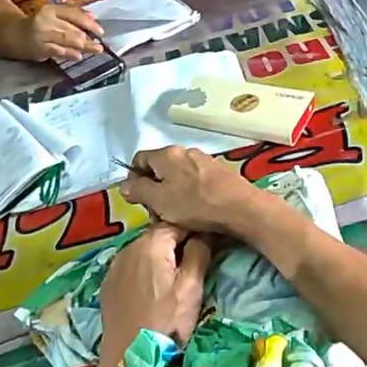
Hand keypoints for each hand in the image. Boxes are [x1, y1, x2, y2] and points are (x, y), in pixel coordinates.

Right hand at [19, 4, 103, 62]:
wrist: (12, 34)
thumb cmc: (38, 25)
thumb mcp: (53, 16)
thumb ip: (72, 15)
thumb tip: (93, 16)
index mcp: (51, 9)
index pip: (73, 13)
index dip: (88, 22)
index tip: (100, 31)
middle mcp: (47, 19)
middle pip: (72, 28)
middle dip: (88, 38)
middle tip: (99, 45)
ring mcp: (42, 34)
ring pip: (67, 39)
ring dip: (83, 46)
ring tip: (95, 50)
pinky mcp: (39, 47)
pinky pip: (57, 51)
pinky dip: (69, 54)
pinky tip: (78, 56)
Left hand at [98, 223, 212, 366]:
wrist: (127, 357)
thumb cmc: (165, 321)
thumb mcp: (191, 287)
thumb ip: (199, 253)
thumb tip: (204, 232)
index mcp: (151, 242)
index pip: (180, 224)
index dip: (196, 233)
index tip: (209, 248)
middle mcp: (129, 246)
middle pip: (160, 236)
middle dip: (178, 246)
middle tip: (193, 267)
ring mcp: (115, 265)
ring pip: (145, 251)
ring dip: (160, 259)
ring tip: (173, 281)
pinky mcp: (108, 283)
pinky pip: (132, 267)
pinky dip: (144, 272)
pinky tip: (151, 291)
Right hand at [120, 147, 273, 235]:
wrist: (241, 207)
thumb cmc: (195, 204)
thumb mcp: (159, 201)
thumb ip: (138, 190)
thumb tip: (125, 185)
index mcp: (166, 154)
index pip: (139, 159)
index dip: (133, 179)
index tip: (137, 200)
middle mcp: (184, 151)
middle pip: (159, 168)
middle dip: (153, 189)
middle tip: (156, 212)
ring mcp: (203, 160)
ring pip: (177, 175)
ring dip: (171, 193)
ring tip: (176, 215)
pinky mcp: (218, 171)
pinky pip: (194, 180)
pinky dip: (189, 193)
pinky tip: (195, 210)